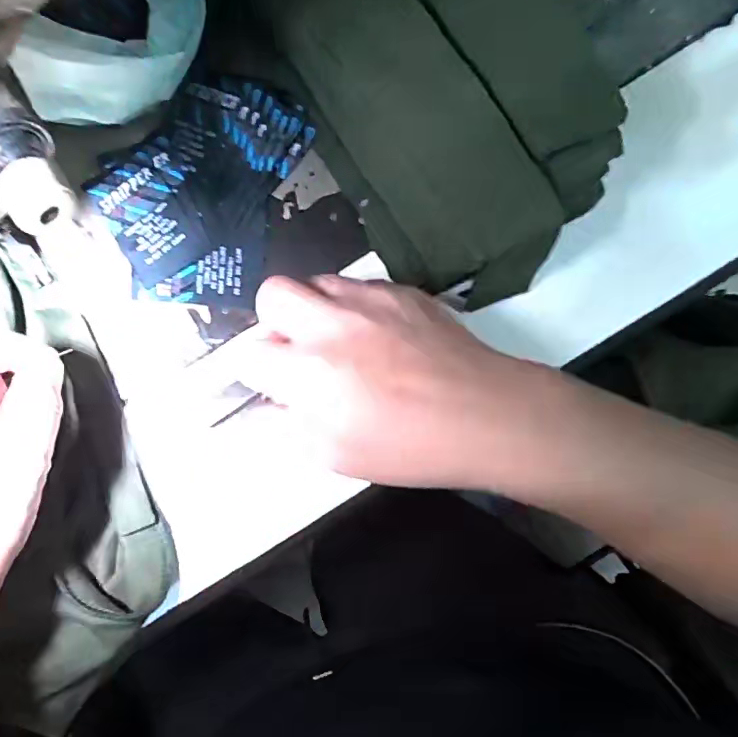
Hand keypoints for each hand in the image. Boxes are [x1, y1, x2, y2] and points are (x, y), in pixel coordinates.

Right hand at [234, 275, 560, 490]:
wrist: (486, 415)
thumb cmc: (409, 447)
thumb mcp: (337, 455)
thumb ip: (290, 424)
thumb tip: (269, 405)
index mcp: (310, 372)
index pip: (251, 352)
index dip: (256, 370)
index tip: (273, 382)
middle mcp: (332, 324)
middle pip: (273, 293)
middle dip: (273, 321)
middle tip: (297, 350)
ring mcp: (370, 300)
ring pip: (317, 281)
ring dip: (314, 309)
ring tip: (338, 340)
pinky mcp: (402, 290)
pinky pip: (359, 285)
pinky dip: (353, 306)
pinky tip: (378, 336)